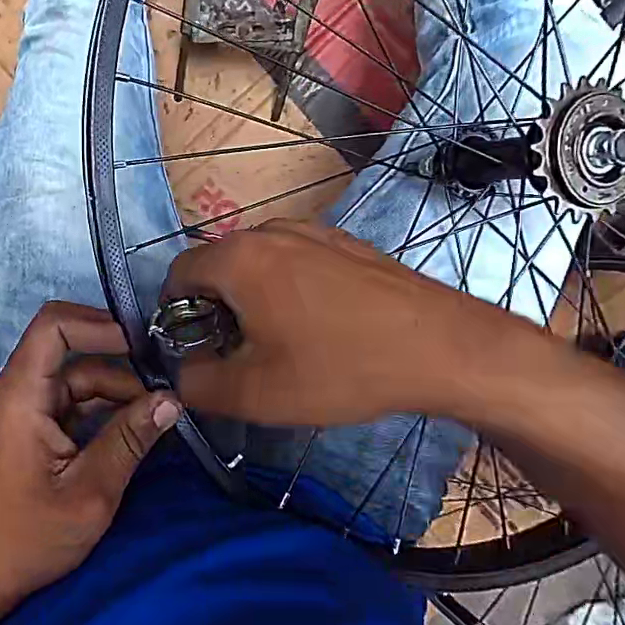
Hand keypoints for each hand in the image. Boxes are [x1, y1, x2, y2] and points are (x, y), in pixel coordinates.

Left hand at [0, 301, 179, 624]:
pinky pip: (69, 400)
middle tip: (165, 383)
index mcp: (21, 394)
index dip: (98, 324)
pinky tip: (134, 426)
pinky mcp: (30, 425)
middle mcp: (17, 389)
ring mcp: (22, 407)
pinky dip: (101, 408)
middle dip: (118, 362)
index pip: (53, 326)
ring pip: (74, 376)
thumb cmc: (28, 537)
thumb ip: (129, 440)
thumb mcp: (90, 492)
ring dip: (115, 389)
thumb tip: (171, 400)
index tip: (143, 345)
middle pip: (69, 350)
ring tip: (159, 413)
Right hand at [161, 219, 564, 427]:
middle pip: (215, 267)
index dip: (174, 314)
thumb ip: (195, 384)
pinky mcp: (343, 242)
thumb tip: (181, 372)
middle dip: (214, 308)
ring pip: (254, 264)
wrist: (449, 350)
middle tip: (240, 352)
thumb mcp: (254, 394)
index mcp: (236, 258)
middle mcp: (266, 231)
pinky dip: (287, 288)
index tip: (198, 348)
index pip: (176, 274)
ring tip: (282, 340)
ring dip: (250, 298)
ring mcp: (310, 230)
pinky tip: (320, 324)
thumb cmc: (340, 367)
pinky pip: (292, 260)